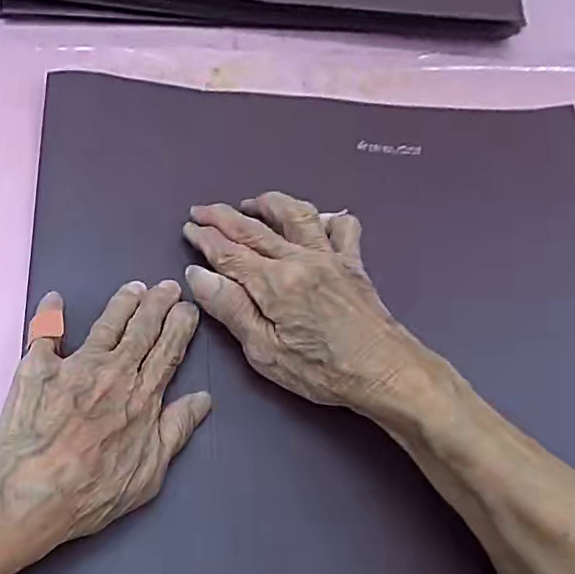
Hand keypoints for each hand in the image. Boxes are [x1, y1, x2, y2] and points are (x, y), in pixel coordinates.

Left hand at [0, 281, 211, 573]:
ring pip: (105, 324)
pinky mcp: (38, 368)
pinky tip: (55, 300)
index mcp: (143, 397)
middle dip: (157, 304)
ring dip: (122, 303)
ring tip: (132, 288)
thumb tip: (201, 400)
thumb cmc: (92, 490)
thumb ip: (174, 432)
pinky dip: (50, 314)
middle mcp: (113, 372)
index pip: (168, 352)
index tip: (187, 309)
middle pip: (141, 330)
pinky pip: (45, 332)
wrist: (33, 486)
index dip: (179, 327)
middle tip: (166, 286)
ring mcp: (74, 366)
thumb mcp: (147, 473)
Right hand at [181, 191, 441, 415]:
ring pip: (297, 216)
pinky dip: (326, 217)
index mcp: (275, 283)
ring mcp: (331, 258)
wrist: (385, 371)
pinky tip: (316, 219)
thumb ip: (230, 308)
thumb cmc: (321, 371)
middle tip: (201, 210)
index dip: (206, 239)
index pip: (229, 253)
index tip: (189, 229)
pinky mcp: (353, 265)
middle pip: (255, 229)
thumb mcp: (262, 350)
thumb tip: (199, 275)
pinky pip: (342, 227)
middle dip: (224, 217)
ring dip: (270, 204)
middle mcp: (302, 260)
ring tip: (251, 202)